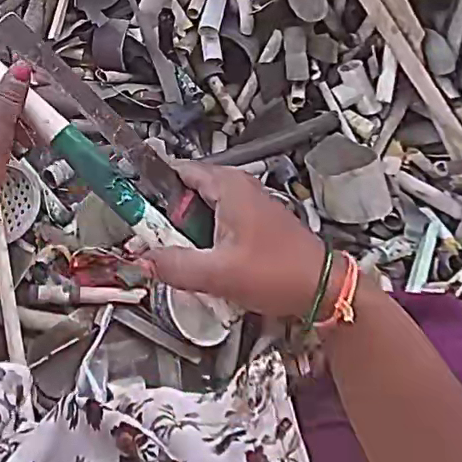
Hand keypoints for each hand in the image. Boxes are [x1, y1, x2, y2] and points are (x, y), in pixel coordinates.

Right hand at [143, 160, 329, 317]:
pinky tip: (209, 264)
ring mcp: (247, 203)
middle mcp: (238, 186)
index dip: (153, 188)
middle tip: (161, 244)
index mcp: (228, 184)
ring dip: (189, 232)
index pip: (177, 170)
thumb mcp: (220, 273)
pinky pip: (217, 222)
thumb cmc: (281, 273)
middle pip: (186, 192)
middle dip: (170, 219)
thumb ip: (177, 266)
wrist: (325, 291)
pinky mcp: (253, 222)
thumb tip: (144, 260)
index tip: (137, 208)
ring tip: (187, 258)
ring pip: (201, 210)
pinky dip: (206, 239)